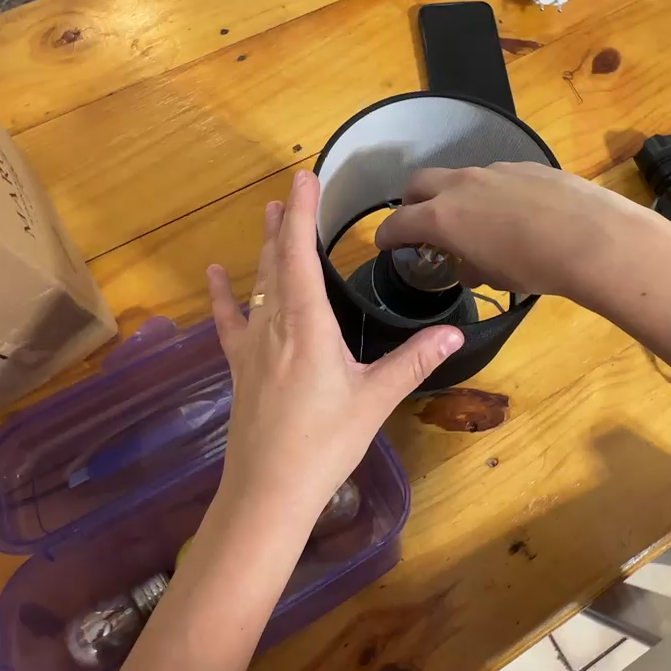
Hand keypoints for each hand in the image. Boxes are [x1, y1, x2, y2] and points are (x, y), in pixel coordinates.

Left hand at [206, 170, 464, 521]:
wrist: (268, 492)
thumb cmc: (324, 444)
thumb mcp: (375, 401)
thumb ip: (413, 363)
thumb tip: (455, 333)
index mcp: (308, 326)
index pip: (299, 255)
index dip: (300, 213)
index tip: (303, 178)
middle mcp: (274, 325)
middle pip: (274, 261)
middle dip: (283, 222)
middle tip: (290, 190)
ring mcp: (252, 346)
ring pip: (256, 284)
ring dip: (261, 247)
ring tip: (265, 215)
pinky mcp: (239, 367)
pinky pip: (229, 321)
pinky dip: (223, 295)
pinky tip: (216, 275)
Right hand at [373, 162, 665, 301]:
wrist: (593, 238)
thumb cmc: (535, 267)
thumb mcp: (493, 277)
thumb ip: (469, 266)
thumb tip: (466, 264)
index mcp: (443, 216)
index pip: (399, 222)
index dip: (387, 234)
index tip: (385, 243)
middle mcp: (462, 185)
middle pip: (420, 183)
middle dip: (412, 202)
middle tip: (420, 223)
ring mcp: (495, 170)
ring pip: (460, 176)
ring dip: (454, 195)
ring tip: (474, 220)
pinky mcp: (526, 165)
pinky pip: (495, 176)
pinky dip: (490, 192)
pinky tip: (516, 213)